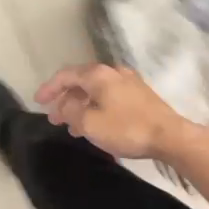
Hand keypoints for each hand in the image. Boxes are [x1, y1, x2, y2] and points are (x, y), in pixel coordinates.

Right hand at [35, 64, 193, 159]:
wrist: (170, 136)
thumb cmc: (126, 128)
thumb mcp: (90, 123)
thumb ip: (71, 112)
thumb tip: (63, 106)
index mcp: (99, 75)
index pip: (66, 75)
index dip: (49, 88)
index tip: (38, 102)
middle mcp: (114, 72)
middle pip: (82, 82)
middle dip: (65, 99)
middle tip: (54, 118)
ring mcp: (130, 82)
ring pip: (97, 91)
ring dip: (81, 106)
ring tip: (72, 127)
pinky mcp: (140, 95)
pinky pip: (110, 97)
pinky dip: (97, 108)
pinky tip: (95, 125)